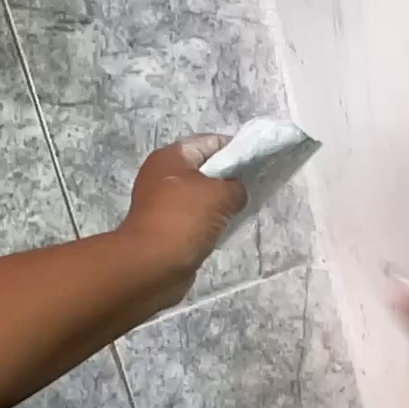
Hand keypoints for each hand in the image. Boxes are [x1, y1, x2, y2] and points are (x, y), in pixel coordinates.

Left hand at [116, 135, 247, 293]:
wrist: (151, 264)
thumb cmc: (184, 219)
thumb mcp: (220, 195)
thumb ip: (236, 187)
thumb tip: (235, 193)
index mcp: (170, 157)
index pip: (210, 142)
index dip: (235, 149)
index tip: (257, 163)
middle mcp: (162, 175)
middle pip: (204, 170)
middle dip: (228, 179)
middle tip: (252, 190)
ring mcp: (161, 203)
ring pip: (199, 196)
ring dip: (219, 205)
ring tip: (240, 212)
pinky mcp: (164, 227)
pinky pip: (193, 218)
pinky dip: (208, 223)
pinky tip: (224, 230)